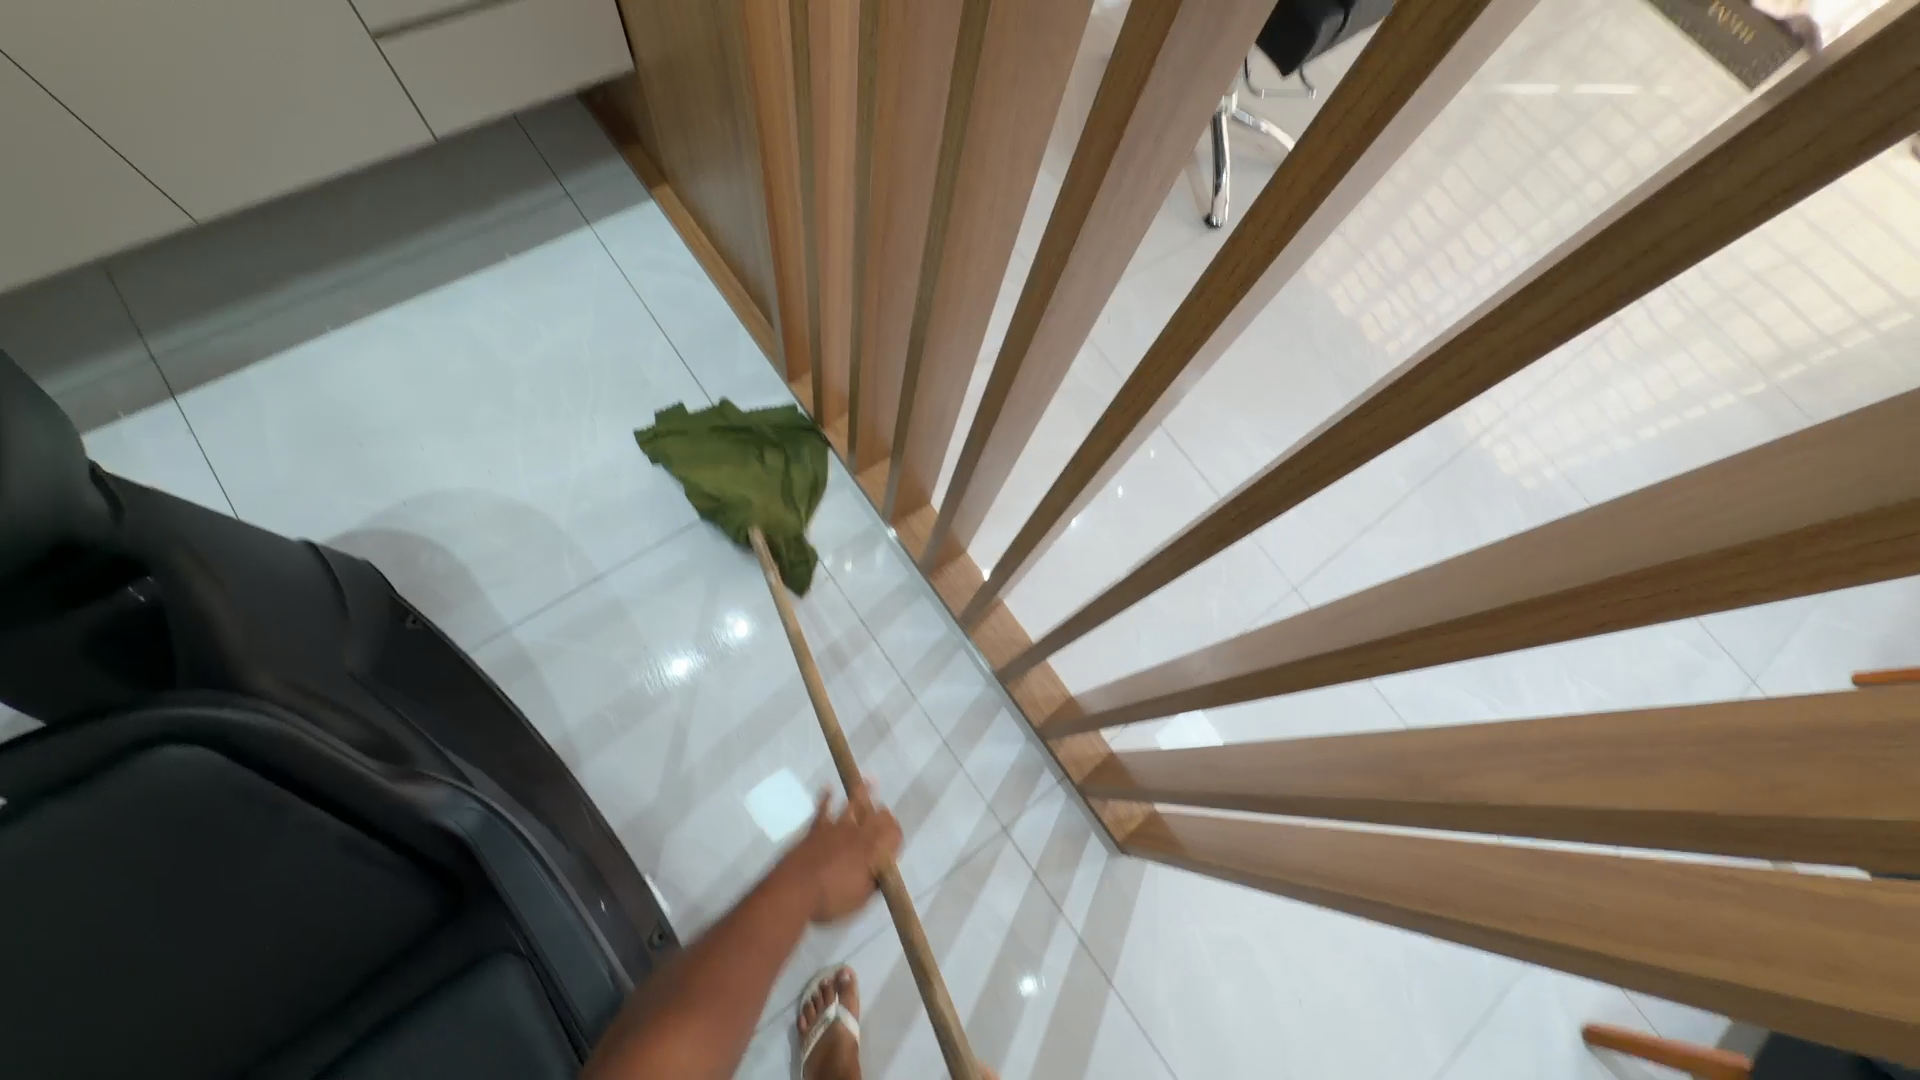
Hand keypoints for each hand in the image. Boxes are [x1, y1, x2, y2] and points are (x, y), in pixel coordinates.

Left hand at [776, 782, 902, 923]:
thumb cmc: (831, 900)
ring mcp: (837, 828)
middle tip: (885, 811)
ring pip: (854, 804)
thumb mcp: (859, 900)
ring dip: (863, 792)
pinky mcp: (817, 828)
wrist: (795, 890)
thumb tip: (880, 875)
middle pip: (877, 816)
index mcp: (872, 852)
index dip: (896, 833)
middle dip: (883, 813)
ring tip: (870, 780)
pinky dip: (826, 797)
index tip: (896, 836)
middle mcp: (858, 835)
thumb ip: (872, 884)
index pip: (893, 834)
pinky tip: (828, 788)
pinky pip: (824, 808)